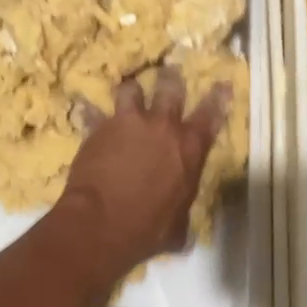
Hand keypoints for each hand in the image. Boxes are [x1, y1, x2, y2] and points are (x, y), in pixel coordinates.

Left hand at [58, 69, 231, 276]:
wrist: (100, 222)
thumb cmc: (147, 229)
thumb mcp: (176, 227)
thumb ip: (180, 217)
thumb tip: (182, 234)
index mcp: (189, 148)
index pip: (210, 114)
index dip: (218, 97)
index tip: (222, 83)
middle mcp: (163, 126)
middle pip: (171, 88)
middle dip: (171, 78)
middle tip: (171, 72)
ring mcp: (129, 122)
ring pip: (131, 90)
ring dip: (131, 91)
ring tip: (129, 91)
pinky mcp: (99, 128)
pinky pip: (93, 113)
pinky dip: (90, 113)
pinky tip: (84, 111)